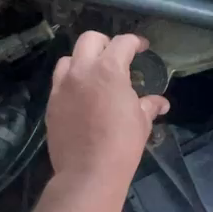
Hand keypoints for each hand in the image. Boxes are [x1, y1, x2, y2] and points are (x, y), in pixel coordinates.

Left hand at [46, 31, 168, 185]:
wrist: (88, 171)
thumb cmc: (122, 144)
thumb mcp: (141, 122)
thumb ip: (148, 105)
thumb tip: (160, 103)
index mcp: (108, 70)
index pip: (122, 43)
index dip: (135, 42)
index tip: (141, 48)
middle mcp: (82, 71)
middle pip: (89, 40)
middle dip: (105, 43)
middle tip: (116, 56)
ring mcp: (62, 86)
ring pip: (68, 59)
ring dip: (83, 60)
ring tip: (94, 74)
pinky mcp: (51, 103)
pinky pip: (59, 82)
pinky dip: (71, 81)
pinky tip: (82, 96)